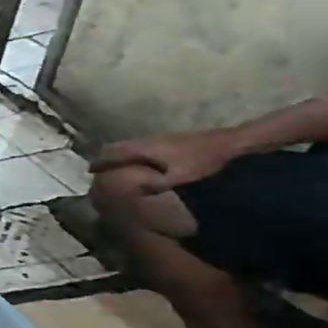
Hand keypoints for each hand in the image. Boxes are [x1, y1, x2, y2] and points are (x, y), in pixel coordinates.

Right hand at [90, 128, 241, 191]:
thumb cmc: (204, 161)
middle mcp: (146, 141)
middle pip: (117, 147)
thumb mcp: (179, 177)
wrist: (235, 142)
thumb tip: (130, 189)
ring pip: (130, 144)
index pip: (111, 155)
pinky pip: (143, 145)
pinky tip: (145, 160)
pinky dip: (136, 152)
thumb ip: (153, 184)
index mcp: (142, 150)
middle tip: (102, 167)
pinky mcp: (171, 138)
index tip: (91, 171)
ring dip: (122, 154)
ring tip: (121, 164)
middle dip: (107, 156)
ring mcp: (160, 137)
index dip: (99, 163)